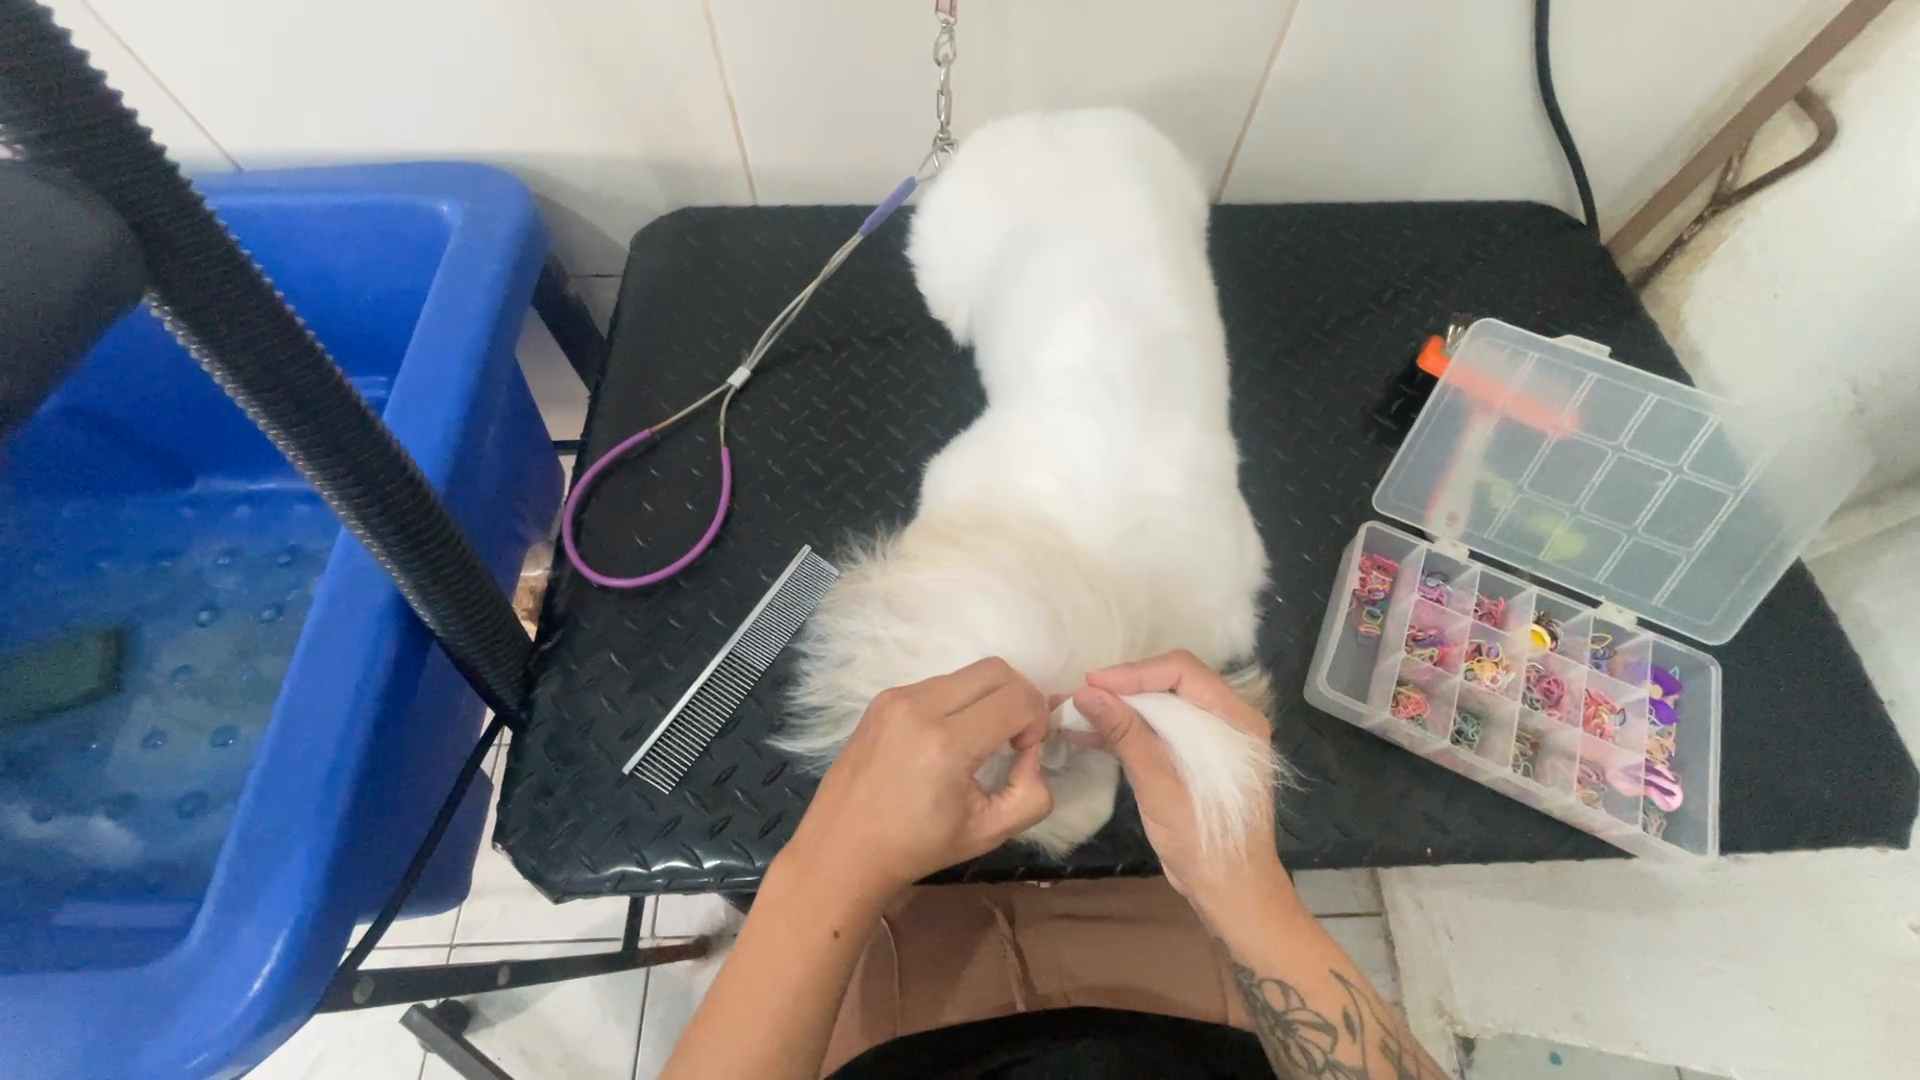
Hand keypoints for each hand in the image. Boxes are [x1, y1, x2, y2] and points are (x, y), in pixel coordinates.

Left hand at [779, 658, 1055, 904]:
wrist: (843, 849)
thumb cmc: (917, 847)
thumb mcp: (989, 833)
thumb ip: (1032, 793)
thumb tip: (1032, 751)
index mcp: (947, 744)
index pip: (1018, 698)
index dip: (1037, 720)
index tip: (1025, 751)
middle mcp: (920, 708)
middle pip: (997, 670)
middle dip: (1019, 698)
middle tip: (1013, 737)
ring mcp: (896, 698)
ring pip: (967, 673)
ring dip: (987, 699)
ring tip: (979, 740)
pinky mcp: (882, 698)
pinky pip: (938, 684)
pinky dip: (958, 702)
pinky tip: (946, 740)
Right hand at [1070, 650, 1291, 922]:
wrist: (1230, 893)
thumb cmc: (1205, 842)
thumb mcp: (1160, 787)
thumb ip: (1127, 734)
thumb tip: (1086, 693)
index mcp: (1234, 718)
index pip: (1182, 670)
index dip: (1135, 672)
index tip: (1093, 683)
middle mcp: (1226, 718)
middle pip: (1169, 682)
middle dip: (1123, 687)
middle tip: (1081, 694)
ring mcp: (1209, 737)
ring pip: (1159, 703)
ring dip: (1119, 707)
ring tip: (1076, 710)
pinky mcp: (1192, 755)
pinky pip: (1157, 728)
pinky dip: (1126, 729)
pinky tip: (1088, 733)